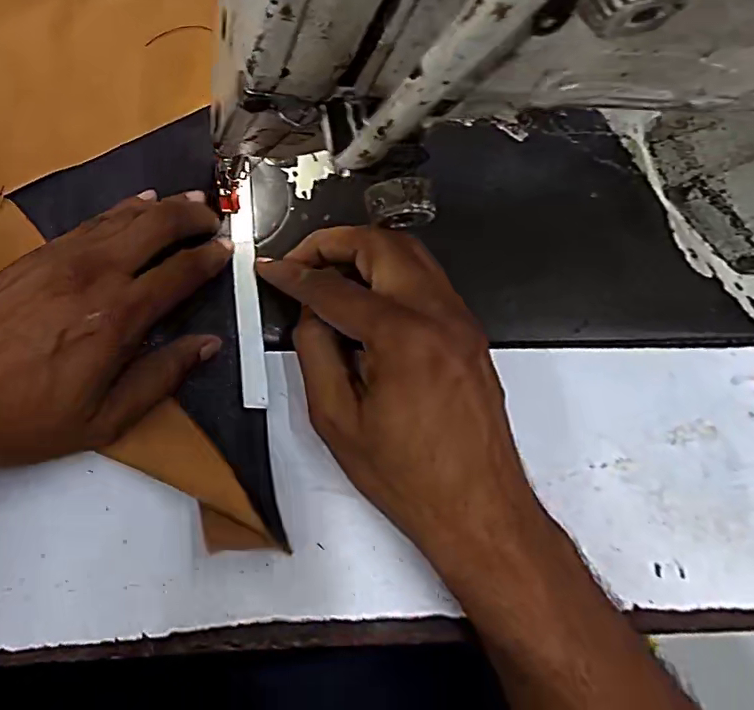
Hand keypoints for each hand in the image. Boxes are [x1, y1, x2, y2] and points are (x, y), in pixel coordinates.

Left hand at [0, 190, 230, 486]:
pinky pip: (90, 221)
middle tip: (213, 215)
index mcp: (117, 315)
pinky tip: (133, 205)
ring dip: (161, 205)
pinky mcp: (35, 254)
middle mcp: (95, 273)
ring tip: (186, 200)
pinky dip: (120, 209)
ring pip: (123, 216)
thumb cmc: (22, 418)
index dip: (209, 258)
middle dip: (192, 214)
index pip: (179, 272)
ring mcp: (61, 256)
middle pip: (156, 226)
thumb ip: (160, 377)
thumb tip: (207, 344)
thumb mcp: (102, 419)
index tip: (227, 251)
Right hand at [255, 226, 540, 561]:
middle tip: (300, 259)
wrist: (480, 512)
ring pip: (408, 250)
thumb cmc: (416, 480)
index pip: (334, 286)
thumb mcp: (337, 419)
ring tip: (327, 271)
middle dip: (331, 242)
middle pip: (379, 243)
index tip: (273, 270)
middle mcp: (439, 318)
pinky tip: (364, 296)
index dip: (293, 274)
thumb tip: (309, 314)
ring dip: (362, 250)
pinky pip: (424, 276)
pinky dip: (388, 270)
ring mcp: (460, 321)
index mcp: (403, 338)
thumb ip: (314, 352)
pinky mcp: (468, 331)